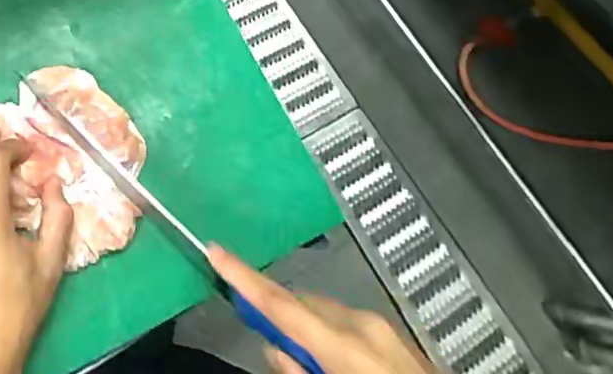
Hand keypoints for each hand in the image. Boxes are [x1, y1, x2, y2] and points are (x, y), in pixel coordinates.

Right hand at [208, 244, 435, 373]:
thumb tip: (277, 351)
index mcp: (347, 345)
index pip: (282, 305)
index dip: (244, 278)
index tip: (215, 250)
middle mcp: (363, 324)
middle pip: (302, 308)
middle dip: (281, 322)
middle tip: (276, 355)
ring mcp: (383, 328)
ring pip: (324, 317)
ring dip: (308, 335)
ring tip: (310, 367)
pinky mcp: (397, 338)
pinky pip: (347, 327)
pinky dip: (331, 341)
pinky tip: (337, 367)